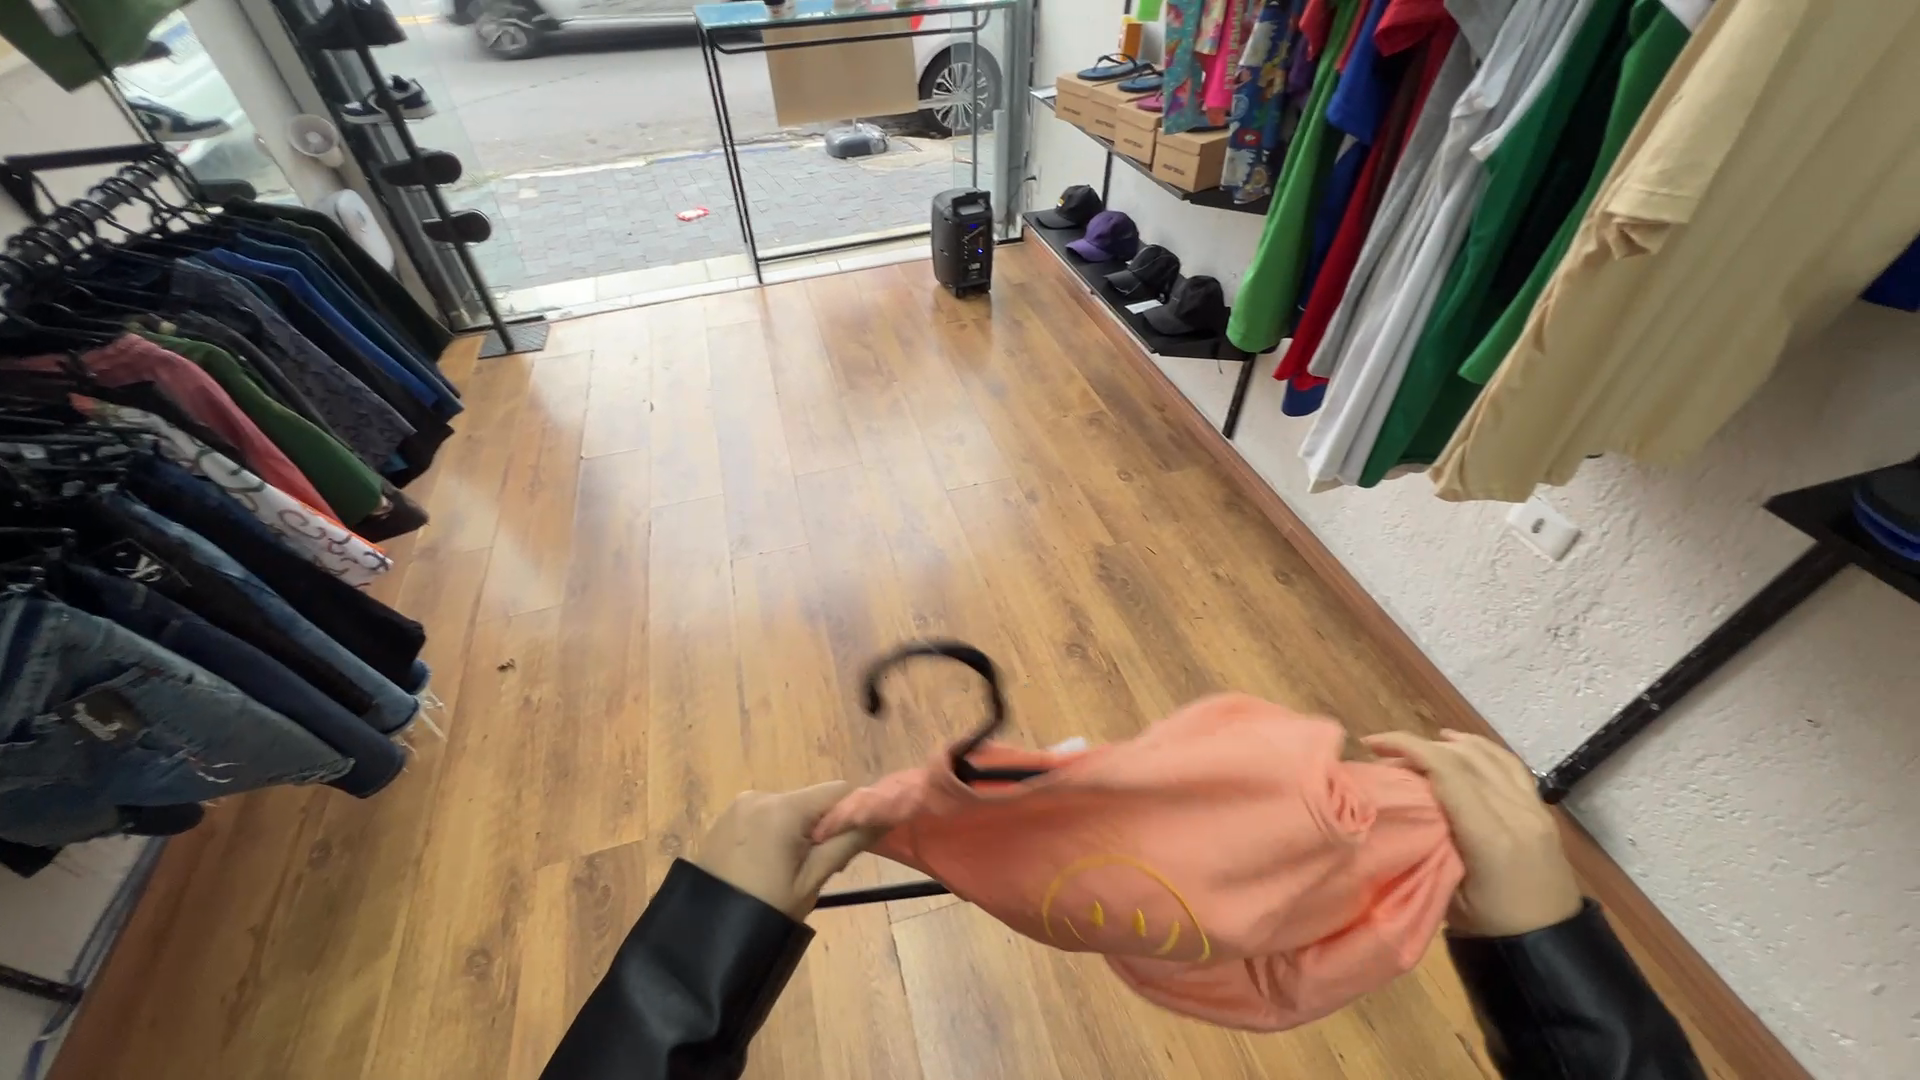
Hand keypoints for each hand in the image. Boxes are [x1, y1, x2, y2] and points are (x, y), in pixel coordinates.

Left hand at [693, 782, 880, 919]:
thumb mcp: (813, 879)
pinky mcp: (726, 817)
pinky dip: (777, 832)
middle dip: (824, 825)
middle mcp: (761, 794)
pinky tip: (768, 865)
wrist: (705, 938)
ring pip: (790, 808)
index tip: (850, 846)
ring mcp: (739, 804)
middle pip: (813, 799)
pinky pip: (766, 815)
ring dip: (800, 830)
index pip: (839, 791)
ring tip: (791, 871)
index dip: (853, 814)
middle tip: (819, 867)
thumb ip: (850, 841)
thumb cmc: (766, 909)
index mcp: (783, 807)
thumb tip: (887, 816)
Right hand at [1362, 729, 1583, 937]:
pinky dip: (1482, 749)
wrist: (1551, 950)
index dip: (1407, 747)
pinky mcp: (1542, 813)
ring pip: (1488, 756)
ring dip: (1448, 744)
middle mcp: (1516, 813)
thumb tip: (1399, 803)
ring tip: (1418, 746)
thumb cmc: (1488, 927)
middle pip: (1463, 758)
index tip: (1373, 744)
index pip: (1447, 770)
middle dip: (1418, 746)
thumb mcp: (1446, 886)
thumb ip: (1429, 838)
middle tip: (1384, 753)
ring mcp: (1534, 810)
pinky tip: (1461, 746)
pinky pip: (1511, 766)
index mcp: (1490, 834)